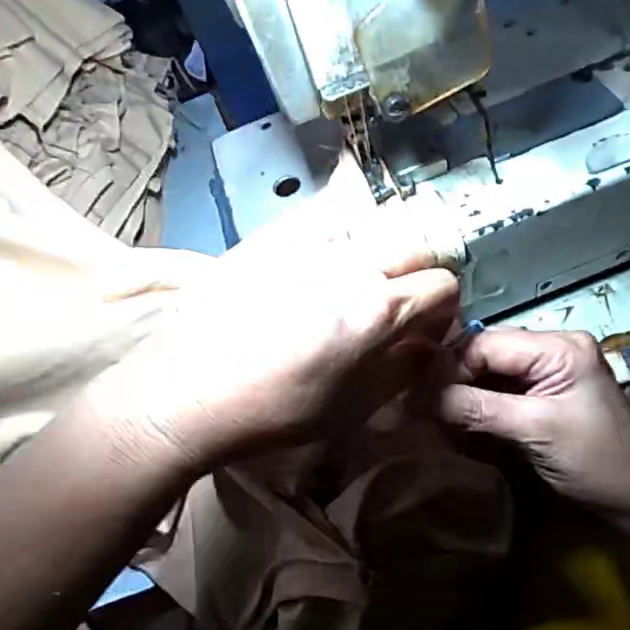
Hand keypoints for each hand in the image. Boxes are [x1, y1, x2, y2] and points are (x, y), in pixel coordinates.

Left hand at [96, 220, 460, 472]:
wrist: (186, 393)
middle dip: (424, 270)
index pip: (443, 285)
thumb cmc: (273, 411)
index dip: (443, 309)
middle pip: (419, 241)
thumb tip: (427, 345)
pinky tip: (324, 264)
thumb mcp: (352, 407)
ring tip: (362, 281)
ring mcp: (310, 243)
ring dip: (385, 249)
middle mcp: (352, 264)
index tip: (426, 329)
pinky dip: (343, 233)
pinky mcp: (273, 236)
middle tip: (402, 302)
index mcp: (377, 310)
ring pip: (375, 222)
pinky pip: (326, 217)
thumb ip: (402, 369)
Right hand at [437, 328, 629, 524]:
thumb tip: (422, 394)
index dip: (451, 366)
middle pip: (487, 351)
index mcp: (560, 347)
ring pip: (490, 369)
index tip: (420, 395)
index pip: (487, 342)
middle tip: (422, 403)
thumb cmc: (596, 462)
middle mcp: (554, 347)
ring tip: (435, 411)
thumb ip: (478, 408)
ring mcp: (550, 370)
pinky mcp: (545, 392)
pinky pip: (501, 386)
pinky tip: (459, 416)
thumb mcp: (536, 431)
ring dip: (464, 390)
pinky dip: (479, 401)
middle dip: (455, 376)